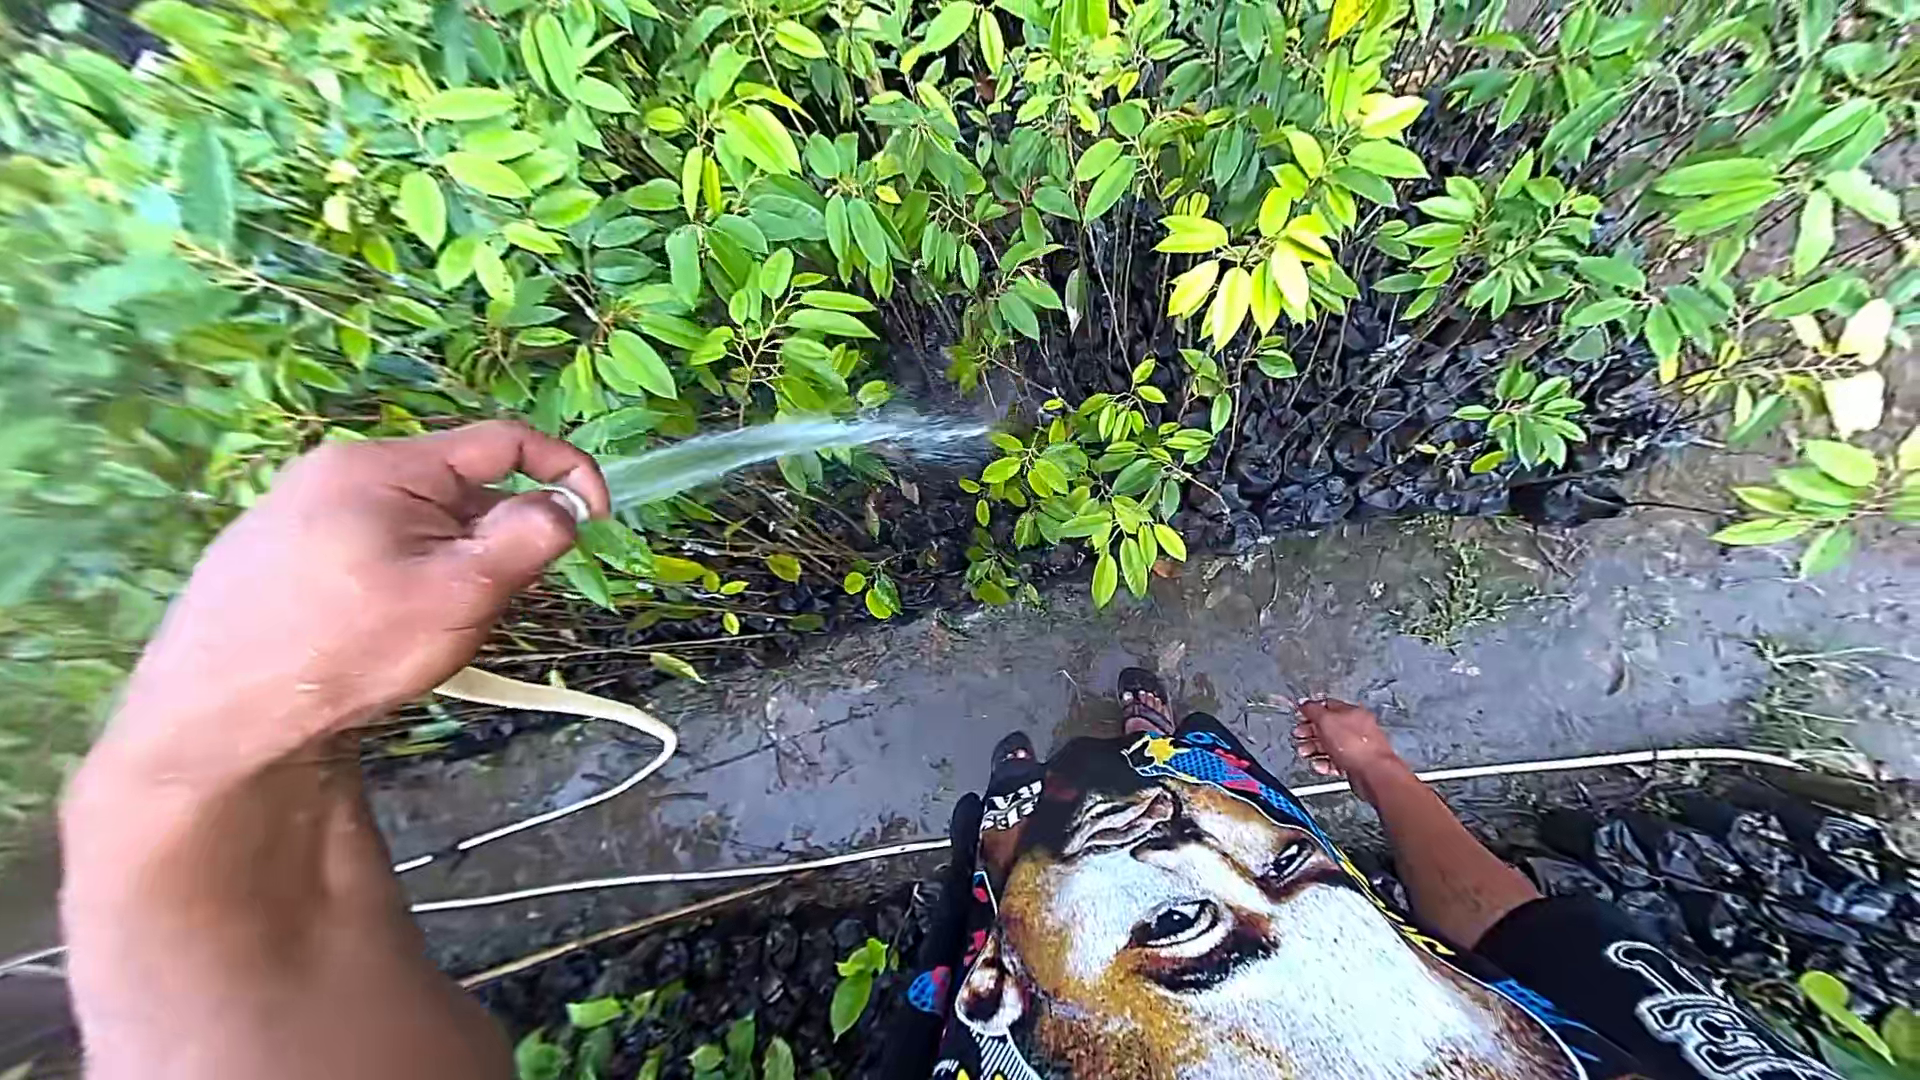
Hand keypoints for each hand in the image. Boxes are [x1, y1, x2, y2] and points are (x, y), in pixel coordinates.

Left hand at [107, 421, 608, 775]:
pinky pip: (397, 540)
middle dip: (509, 532)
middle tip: (505, 592)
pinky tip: (402, 619)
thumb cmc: (353, 647)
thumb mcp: (465, 590)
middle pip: (472, 485)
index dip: (569, 470)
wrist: (215, 727)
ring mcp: (313, 509)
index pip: (507, 441)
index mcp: (386, 467)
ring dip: (470, 557)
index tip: (598, 518)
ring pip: (438, 519)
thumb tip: (567, 505)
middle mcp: (345, 472)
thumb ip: (533, 535)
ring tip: (444, 617)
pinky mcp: (297, 547)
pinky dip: (430, 568)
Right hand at [1291, 698, 1407, 800]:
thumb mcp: (1325, 720)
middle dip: (1310, 732)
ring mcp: (1358, 748)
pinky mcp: (1356, 765)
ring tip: (1305, 752)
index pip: (1327, 706)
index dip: (1311, 711)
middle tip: (1300, 736)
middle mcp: (1358, 729)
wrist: (1374, 775)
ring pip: (1329, 746)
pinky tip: (1320, 765)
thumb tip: (1304, 704)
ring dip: (1313, 749)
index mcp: (1353, 713)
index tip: (1300, 717)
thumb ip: (1312, 710)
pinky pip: (1335, 762)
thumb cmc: (1356, 745)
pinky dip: (1325, 763)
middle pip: (1327, 727)